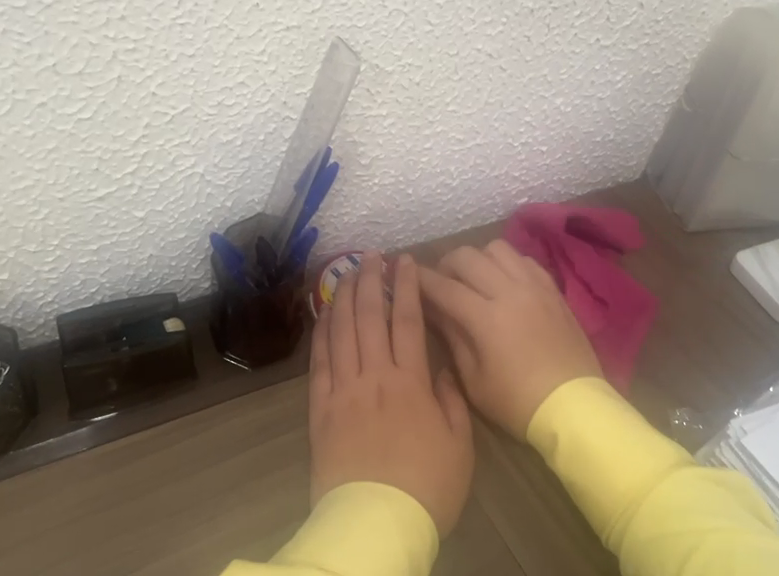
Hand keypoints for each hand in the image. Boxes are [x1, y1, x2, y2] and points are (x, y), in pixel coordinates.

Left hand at [309, 252, 474, 534]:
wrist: (377, 523)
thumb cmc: (426, 486)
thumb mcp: (459, 444)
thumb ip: (451, 399)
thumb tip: (442, 366)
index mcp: (411, 381)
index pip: (408, 320)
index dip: (407, 287)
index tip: (406, 262)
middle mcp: (375, 375)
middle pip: (371, 316)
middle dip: (373, 280)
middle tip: (373, 256)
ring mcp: (343, 389)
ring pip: (342, 330)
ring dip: (344, 296)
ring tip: (347, 271)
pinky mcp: (320, 408)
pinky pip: (319, 360)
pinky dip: (321, 331)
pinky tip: (324, 313)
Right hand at [419, 241, 602, 437]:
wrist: (575, 408)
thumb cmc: (518, 403)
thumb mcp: (474, 381)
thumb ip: (453, 338)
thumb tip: (434, 310)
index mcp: (486, 317)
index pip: (444, 287)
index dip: (421, 280)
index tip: (407, 276)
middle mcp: (509, 291)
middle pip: (467, 257)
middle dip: (445, 264)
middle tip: (441, 281)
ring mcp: (534, 287)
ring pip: (497, 248)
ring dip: (478, 259)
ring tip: (474, 278)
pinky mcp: (553, 290)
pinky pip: (524, 260)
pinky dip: (507, 264)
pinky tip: (504, 282)